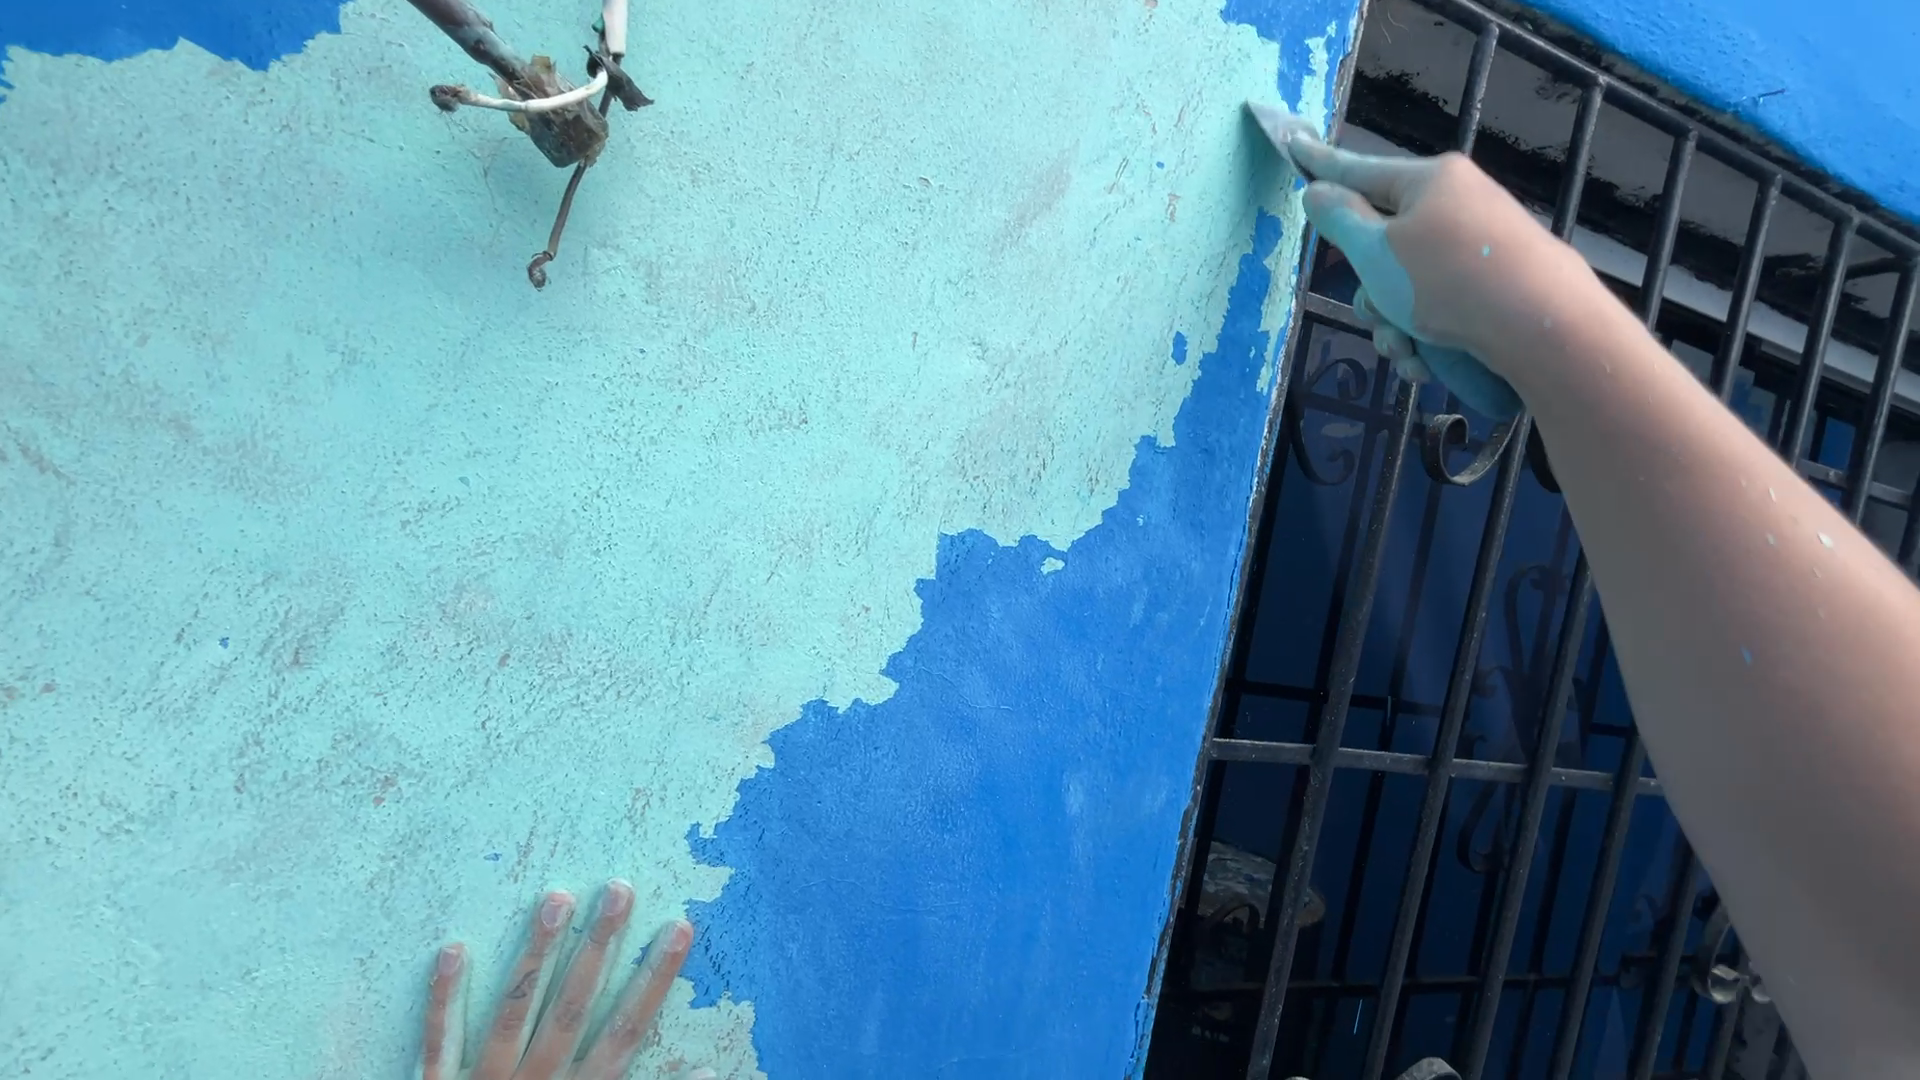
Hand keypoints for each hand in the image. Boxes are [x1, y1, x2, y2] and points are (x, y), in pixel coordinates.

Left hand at [420, 880, 712, 1079]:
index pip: (627, 1031)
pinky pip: (439, 1046)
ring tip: (555, 899)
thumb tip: (712, 1069)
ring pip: (513, 1013)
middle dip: (598, 947)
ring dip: (535, 956)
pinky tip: (453, 950)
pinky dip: (444, 1002)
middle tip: (618, 890)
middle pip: (573, 1008)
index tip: (680, 927)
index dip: (656, 980)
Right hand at [1284, 137, 1596, 417]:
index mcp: (1428, 182)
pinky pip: (1432, 307)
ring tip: (1407, 349)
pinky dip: (1421, 337)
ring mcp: (1473, 245)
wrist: (1541, 326)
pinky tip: (1427, 360)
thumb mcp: (1375, 250)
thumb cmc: (1448, 279)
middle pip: (1378, 246)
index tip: (1295, 145)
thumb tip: (1317, 192)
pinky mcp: (1489, 283)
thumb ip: (1339, 219)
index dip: (1322, 167)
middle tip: (1379, 314)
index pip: (1359, 170)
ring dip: (1392, 326)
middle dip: (1371, 295)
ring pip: (1401, 287)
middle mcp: (1453, 206)